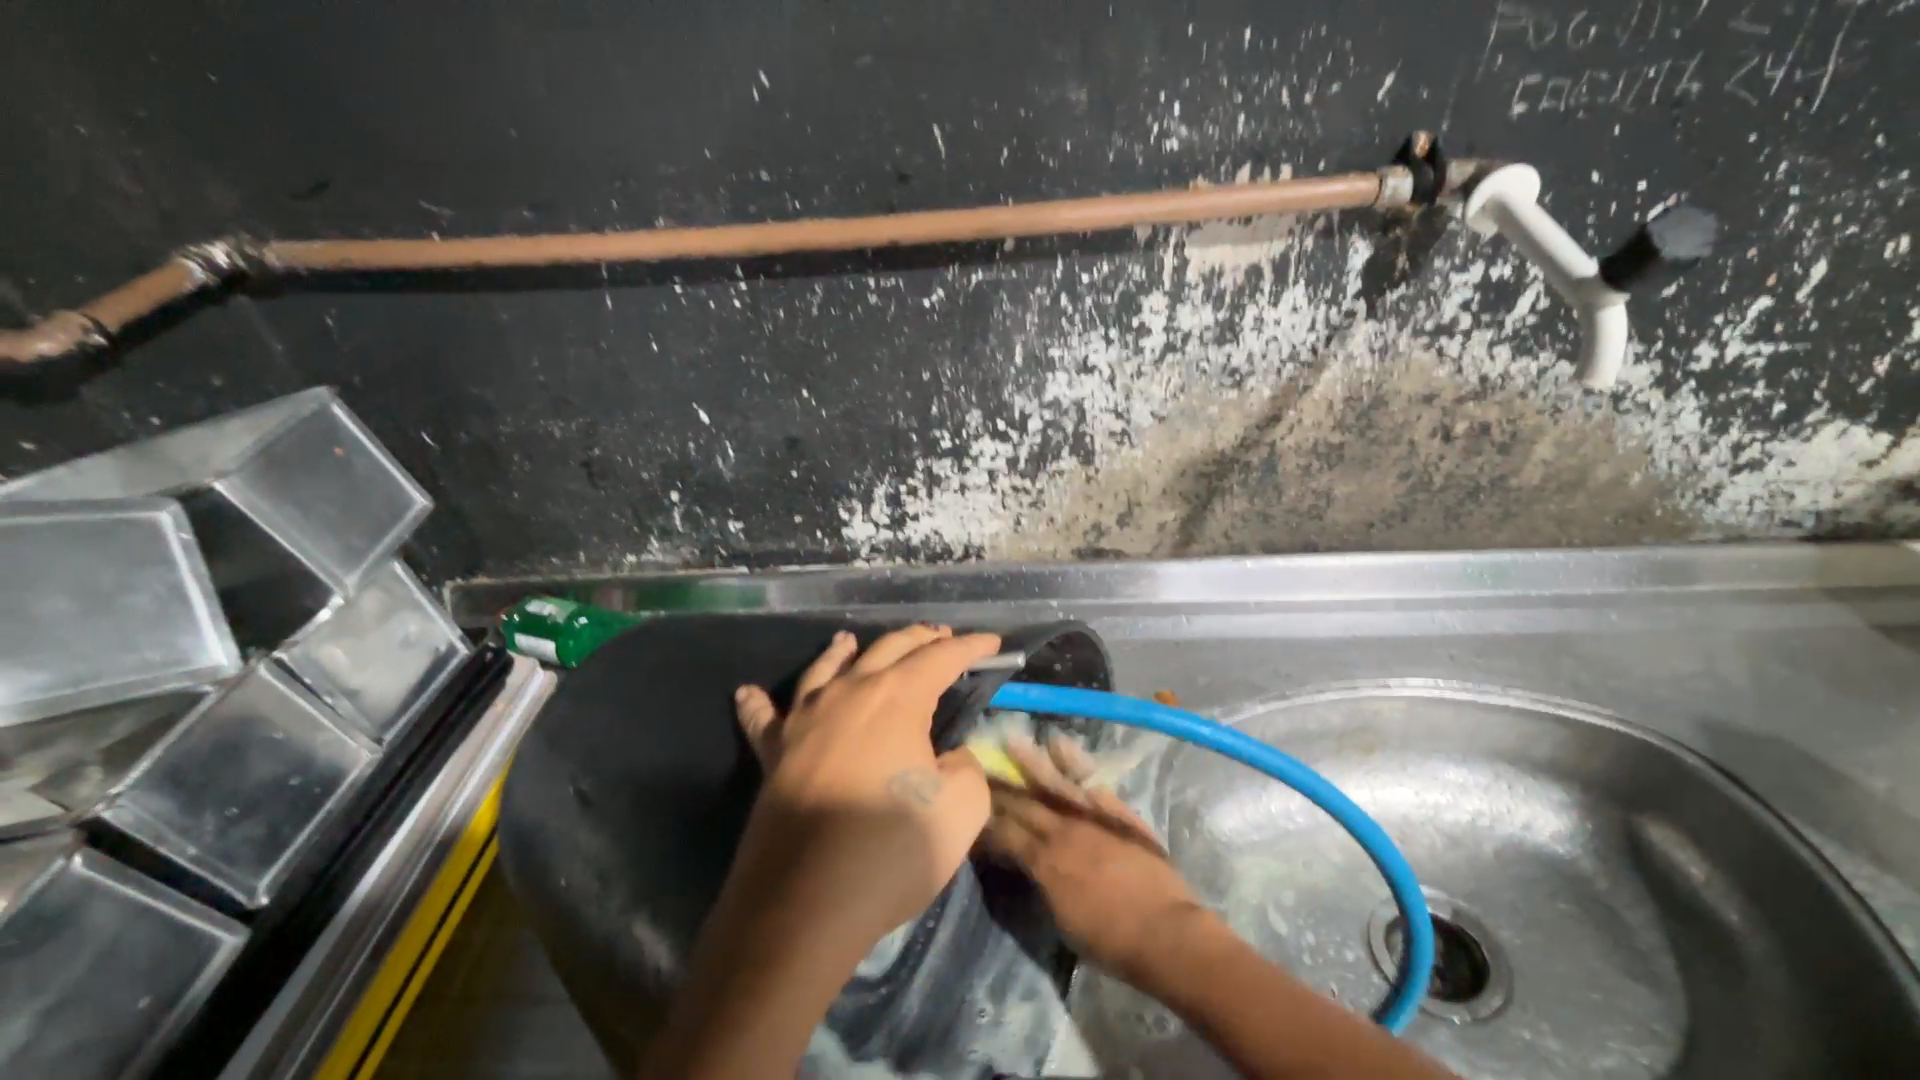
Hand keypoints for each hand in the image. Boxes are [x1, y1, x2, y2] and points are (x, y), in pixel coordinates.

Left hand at [731, 625, 999, 945]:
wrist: (805, 900)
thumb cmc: (891, 851)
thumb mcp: (962, 810)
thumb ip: (965, 768)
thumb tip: (948, 758)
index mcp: (896, 699)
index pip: (940, 658)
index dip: (971, 648)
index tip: (993, 643)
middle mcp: (846, 695)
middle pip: (885, 650)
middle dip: (919, 639)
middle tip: (941, 638)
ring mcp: (802, 722)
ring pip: (824, 670)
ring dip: (842, 652)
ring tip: (848, 640)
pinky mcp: (772, 755)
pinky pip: (762, 718)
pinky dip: (758, 702)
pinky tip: (748, 692)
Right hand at [985, 732, 1209, 984]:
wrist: (1166, 933)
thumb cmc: (1111, 942)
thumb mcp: (1063, 921)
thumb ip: (1044, 885)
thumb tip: (1031, 865)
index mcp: (1044, 862)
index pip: (1004, 833)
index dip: (985, 821)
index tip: (969, 807)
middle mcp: (1062, 832)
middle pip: (1023, 804)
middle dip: (998, 787)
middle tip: (977, 767)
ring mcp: (1092, 817)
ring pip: (1054, 783)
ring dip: (1030, 762)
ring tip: (1011, 739)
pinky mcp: (1118, 813)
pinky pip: (1091, 781)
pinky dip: (1074, 762)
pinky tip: (1059, 744)